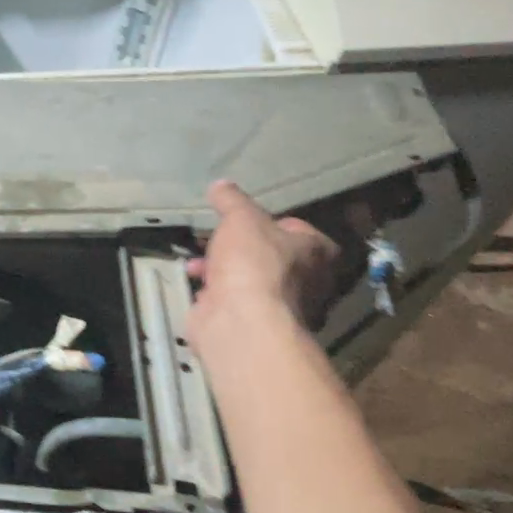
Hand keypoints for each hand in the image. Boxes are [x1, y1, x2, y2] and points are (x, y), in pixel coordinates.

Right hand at [186, 180, 339, 347]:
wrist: (240, 321)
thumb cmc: (252, 263)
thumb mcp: (241, 218)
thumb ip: (231, 201)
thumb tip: (220, 184)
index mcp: (317, 251)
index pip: (295, 229)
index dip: (266, 223)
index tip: (241, 224)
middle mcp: (307, 282)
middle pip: (268, 257)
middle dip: (236, 251)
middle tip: (213, 244)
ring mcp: (280, 309)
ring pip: (248, 282)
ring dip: (221, 273)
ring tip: (195, 266)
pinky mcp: (253, 328)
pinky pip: (234, 305)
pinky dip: (216, 297)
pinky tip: (198, 291)